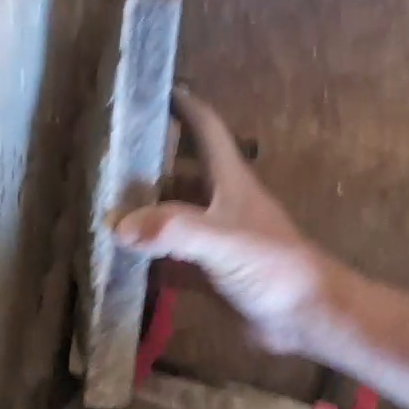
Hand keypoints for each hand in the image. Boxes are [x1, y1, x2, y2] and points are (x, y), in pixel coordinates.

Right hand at [114, 88, 336, 354]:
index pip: (206, 131)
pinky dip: (147, 263)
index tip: (153, 89)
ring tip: (100, 209)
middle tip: (103, 161)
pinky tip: (119, 263)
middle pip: (180, 174)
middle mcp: (220, 206)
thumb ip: (173, 229)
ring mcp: (215, 244)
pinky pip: (171, 264)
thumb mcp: (224, 240)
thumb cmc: (275, 267)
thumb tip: (118, 226)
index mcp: (230, 183)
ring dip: (143, 216)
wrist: (307, 319)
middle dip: (146, 165)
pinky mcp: (210, 278)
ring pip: (172, 220)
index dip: (184, 107)